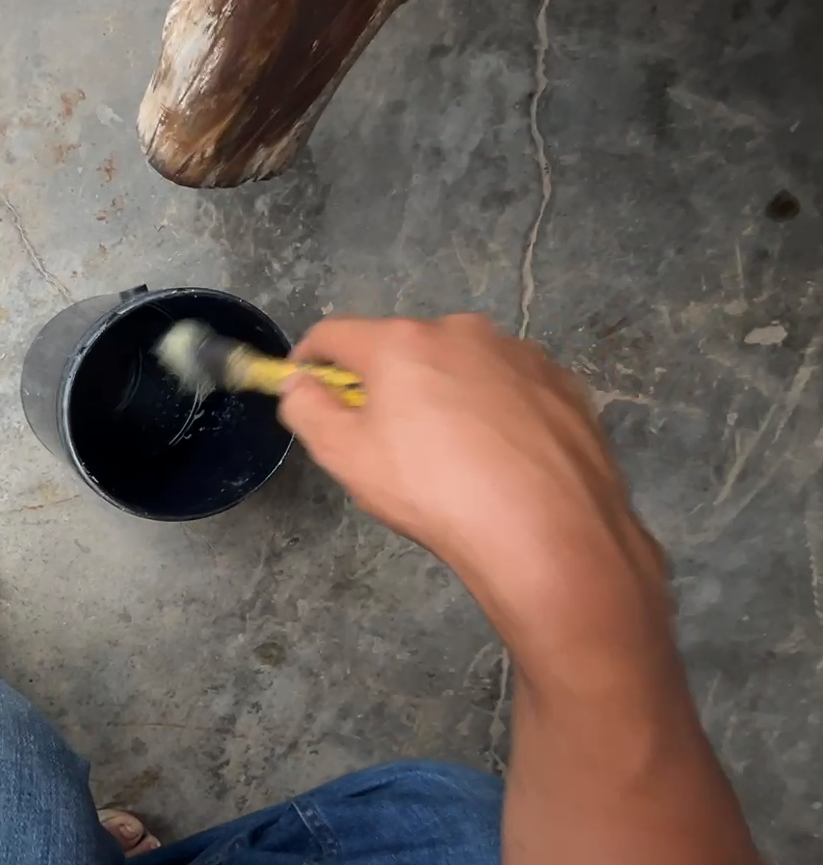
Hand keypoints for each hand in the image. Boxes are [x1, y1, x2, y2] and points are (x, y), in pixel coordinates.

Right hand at [279, 315, 667, 655]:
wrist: (548, 532)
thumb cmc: (430, 488)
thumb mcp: (341, 453)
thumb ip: (305, 406)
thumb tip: (300, 382)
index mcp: (400, 343)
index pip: (332, 332)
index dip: (308, 357)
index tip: (305, 386)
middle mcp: (461, 332)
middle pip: (397, 345)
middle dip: (377, 378)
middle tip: (376, 430)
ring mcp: (520, 354)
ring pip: (453, 362)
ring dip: (433, 389)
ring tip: (441, 447)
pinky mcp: (563, 383)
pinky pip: (503, 383)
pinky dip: (484, 404)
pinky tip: (490, 451)